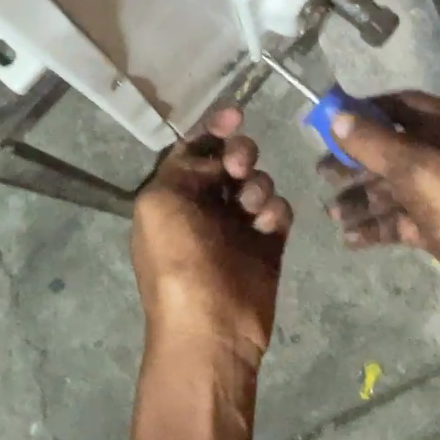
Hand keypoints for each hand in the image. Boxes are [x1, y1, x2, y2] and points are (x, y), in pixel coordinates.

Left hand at [131, 106, 294, 365]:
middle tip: (239, 166)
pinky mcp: (269, 243)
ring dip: (256, 184)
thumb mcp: (160, 202)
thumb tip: (216, 162)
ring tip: (250, 207)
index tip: (235, 114)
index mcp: (172, 194)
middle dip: (239, 153)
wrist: (211, 326)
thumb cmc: (177, 260)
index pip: (195, 150)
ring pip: (257, 181)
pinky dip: (276, 210)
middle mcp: (205, 205)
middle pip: (230, 160)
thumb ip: (185, 166)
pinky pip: (279, 209)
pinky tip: (267, 225)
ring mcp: (239, 225)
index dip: (213, 129)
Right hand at [321, 92, 439, 326]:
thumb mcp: (425, 175)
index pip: (406, 106)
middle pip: (397, 149)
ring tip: (332, 214)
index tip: (329, 122)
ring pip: (398, 188)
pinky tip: (351, 239)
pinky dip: (379, 226)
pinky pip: (405, 220)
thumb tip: (337, 117)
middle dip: (359, 161)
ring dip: (365, 198)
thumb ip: (378, 145)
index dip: (367, 110)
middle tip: (321, 174)